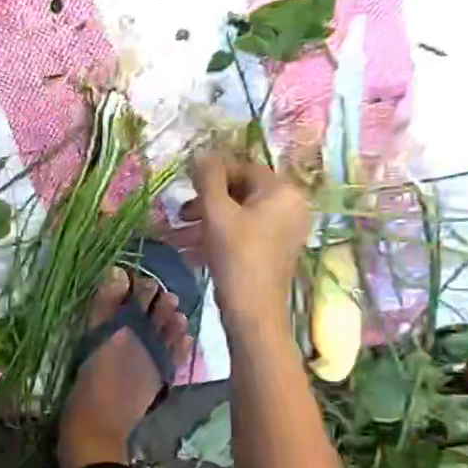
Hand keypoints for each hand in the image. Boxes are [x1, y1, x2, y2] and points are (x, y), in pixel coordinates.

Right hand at [185, 152, 310, 329]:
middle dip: (206, 203)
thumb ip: (208, 178)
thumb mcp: (217, 213)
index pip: (244, 168)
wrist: (254, 314)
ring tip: (177, 237)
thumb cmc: (237, 257)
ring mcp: (284, 232)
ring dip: (206, 224)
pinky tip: (191, 252)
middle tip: (180, 215)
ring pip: (239, 217)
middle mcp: (290, 207)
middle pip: (241, 193)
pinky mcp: (274, 253)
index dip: (212, 174)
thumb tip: (201, 153)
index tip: (186, 185)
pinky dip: (219, 239)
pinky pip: (244, 236)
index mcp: (283, 192)